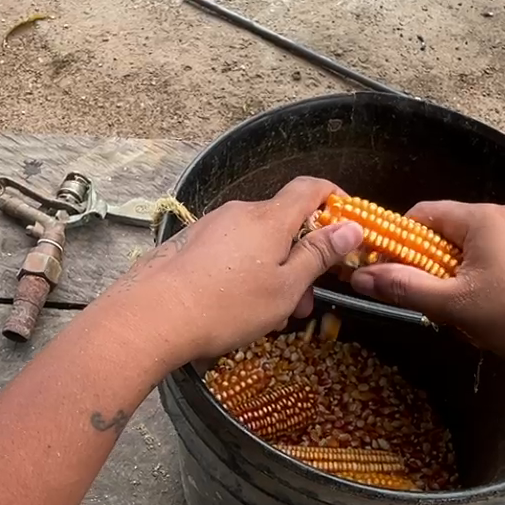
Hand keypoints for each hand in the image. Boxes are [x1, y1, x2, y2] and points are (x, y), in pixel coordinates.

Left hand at [97, 177, 364, 365]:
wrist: (153, 316)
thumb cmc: (228, 305)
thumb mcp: (285, 287)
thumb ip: (318, 255)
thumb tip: (351, 226)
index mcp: (269, 218)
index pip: (310, 188)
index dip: (334, 200)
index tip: (347, 226)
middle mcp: (238, 213)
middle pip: (282, 224)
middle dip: (301, 259)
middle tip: (305, 303)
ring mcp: (210, 227)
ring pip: (255, 243)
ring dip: (272, 272)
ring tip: (270, 316)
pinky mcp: (189, 245)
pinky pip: (229, 252)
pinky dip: (244, 273)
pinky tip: (237, 308)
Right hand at [347, 201, 504, 368]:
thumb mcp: (456, 305)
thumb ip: (404, 288)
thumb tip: (360, 276)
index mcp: (481, 217)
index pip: (422, 214)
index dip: (397, 240)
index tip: (390, 272)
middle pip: (448, 233)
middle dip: (432, 268)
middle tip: (432, 303)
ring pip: (476, 251)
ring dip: (461, 280)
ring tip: (469, 316)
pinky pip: (502, 260)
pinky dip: (488, 283)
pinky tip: (501, 315)